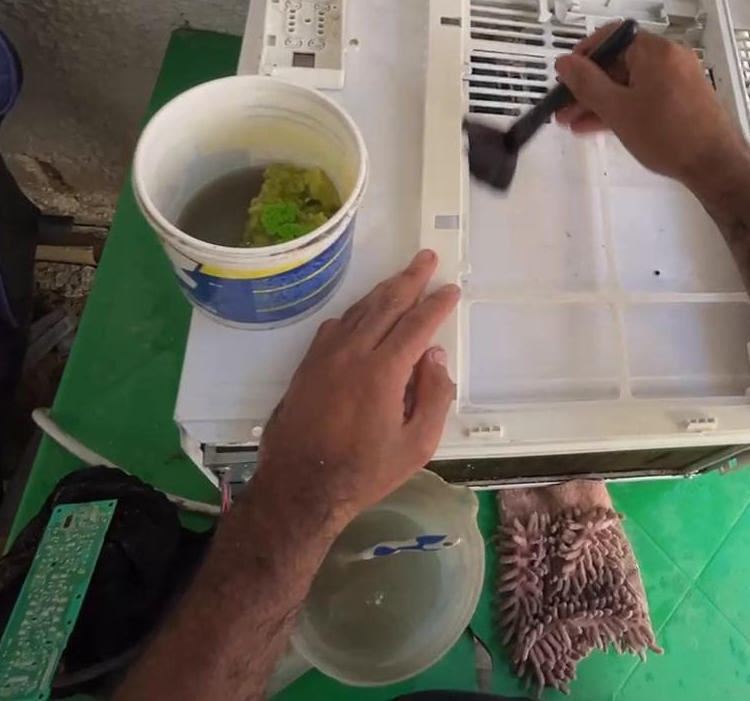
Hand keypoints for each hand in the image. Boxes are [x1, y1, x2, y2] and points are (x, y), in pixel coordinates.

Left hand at [253, 249, 458, 524]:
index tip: (450, 289)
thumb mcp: (417, 445)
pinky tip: (364, 311)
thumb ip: (434, 396)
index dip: (437, 304)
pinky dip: (355, 312)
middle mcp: (353, 354)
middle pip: (387, 304)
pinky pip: (335, 326)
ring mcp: (326, 357)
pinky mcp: (307, 366)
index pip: (417, 324)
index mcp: (383, 372)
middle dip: (410, 278)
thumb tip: (434, 357)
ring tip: (402, 276)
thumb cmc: (364, 473)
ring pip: (359, 310)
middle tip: (426, 258)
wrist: (299, 491)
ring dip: (384, 289)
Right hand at [554, 22, 749, 187]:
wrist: (715, 165)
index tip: (566, 77)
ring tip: (575, 124)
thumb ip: (586, 83)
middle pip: (619, 64)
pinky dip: (625, 108)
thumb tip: (565, 63)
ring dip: (603, 102)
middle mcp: (669, 58)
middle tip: (565, 109)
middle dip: (588, 88)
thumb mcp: (617, 109)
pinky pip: (646, 96)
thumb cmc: (667, 134)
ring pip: (631, 84)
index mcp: (654, 50)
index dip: (584, 55)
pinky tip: (601, 126)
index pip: (611, 37)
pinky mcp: (683, 100)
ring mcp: (679, 79)